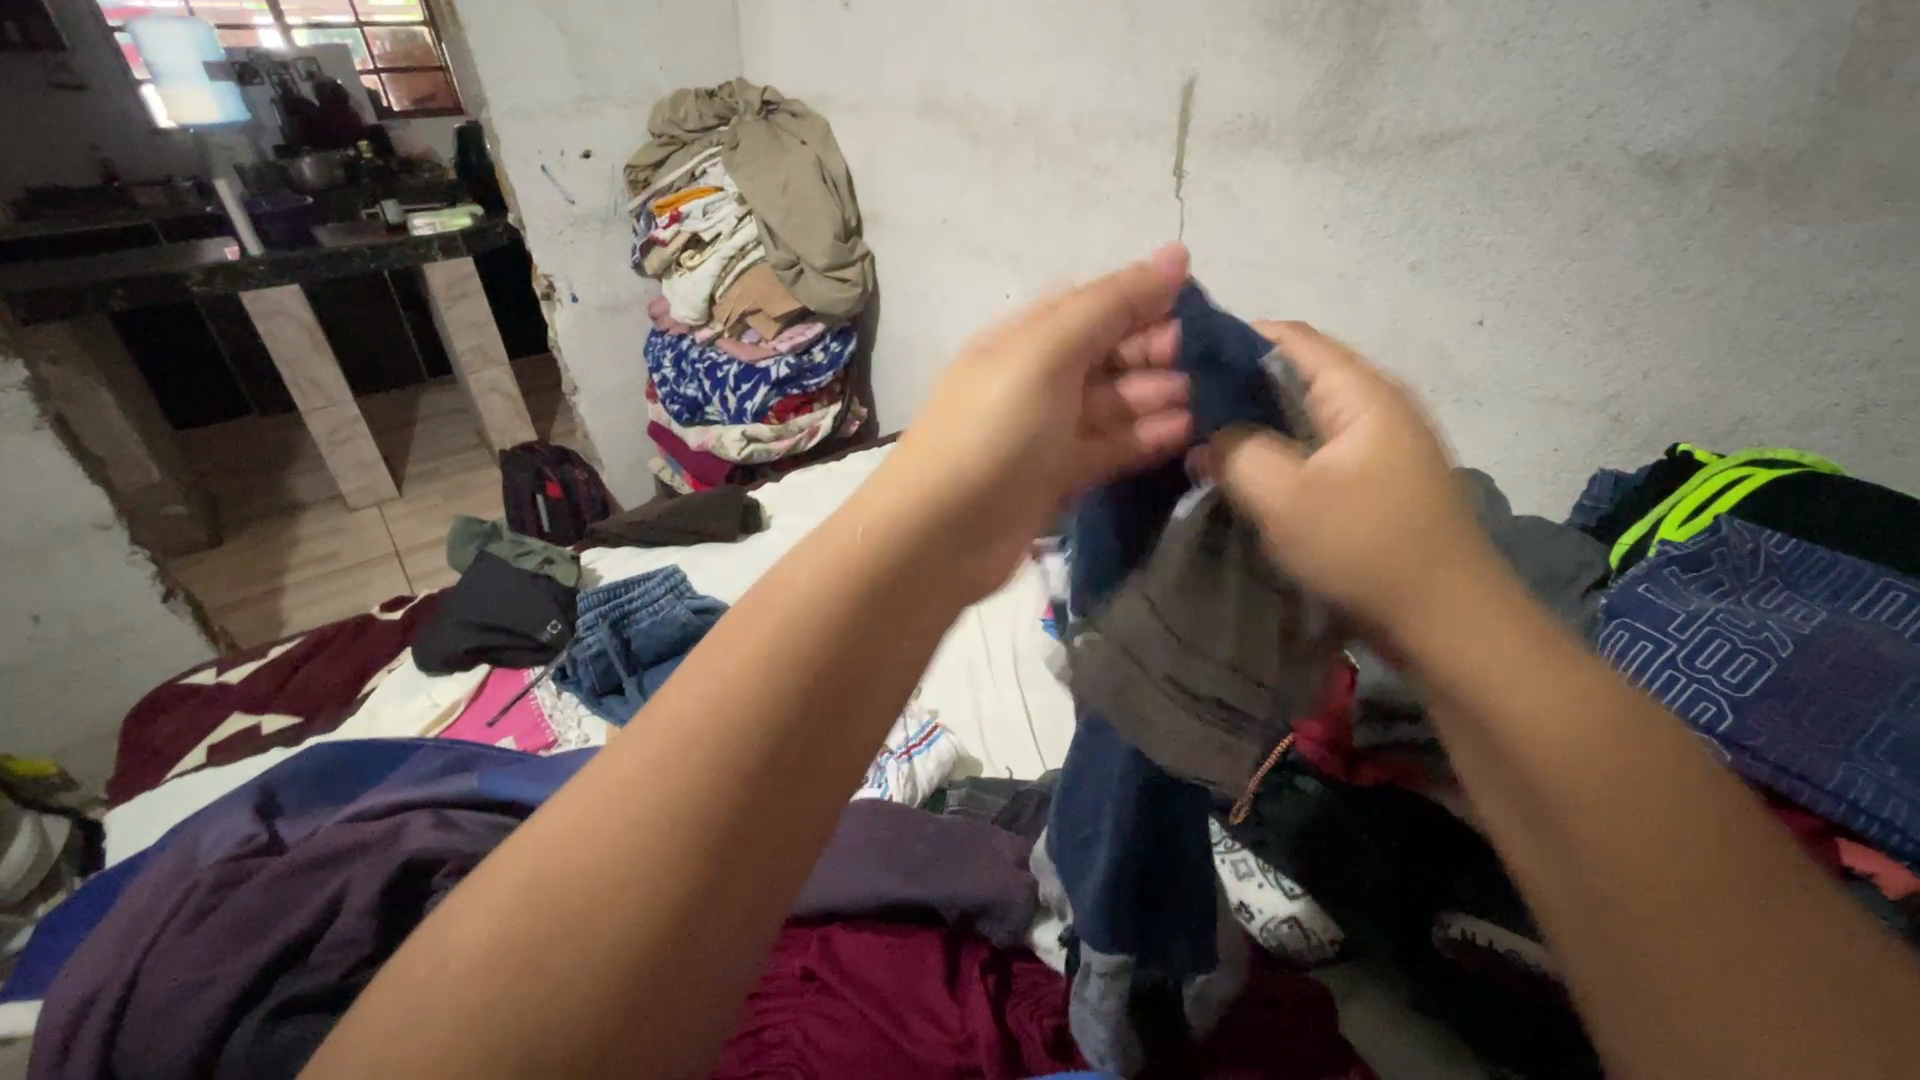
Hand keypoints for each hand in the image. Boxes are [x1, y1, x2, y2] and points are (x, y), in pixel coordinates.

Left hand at [875, 244, 1194, 596]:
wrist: (938, 537)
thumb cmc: (992, 433)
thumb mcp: (1046, 354)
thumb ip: (1111, 305)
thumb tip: (1177, 253)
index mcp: (1022, 339)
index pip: (1090, 305)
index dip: (1140, 299)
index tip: (1194, 308)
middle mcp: (1034, 380)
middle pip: (1104, 354)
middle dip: (1151, 351)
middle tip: (1196, 363)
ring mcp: (1044, 433)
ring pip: (1110, 404)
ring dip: (1152, 397)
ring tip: (1196, 400)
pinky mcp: (1056, 479)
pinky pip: (1107, 448)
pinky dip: (1142, 438)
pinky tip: (1181, 433)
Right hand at [1210, 321, 1502, 635]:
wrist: (1446, 620)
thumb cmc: (1364, 546)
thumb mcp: (1283, 497)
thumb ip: (1234, 453)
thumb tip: (1205, 437)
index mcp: (1361, 392)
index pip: (1289, 337)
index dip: (1232, 340)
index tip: (1178, 361)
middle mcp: (1376, 406)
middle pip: (1296, 375)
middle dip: (1237, 388)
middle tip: (1181, 409)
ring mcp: (1380, 446)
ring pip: (1303, 418)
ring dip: (1255, 427)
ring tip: (1203, 442)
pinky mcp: (1376, 483)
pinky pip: (1315, 452)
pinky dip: (1278, 455)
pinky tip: (1245, 477)